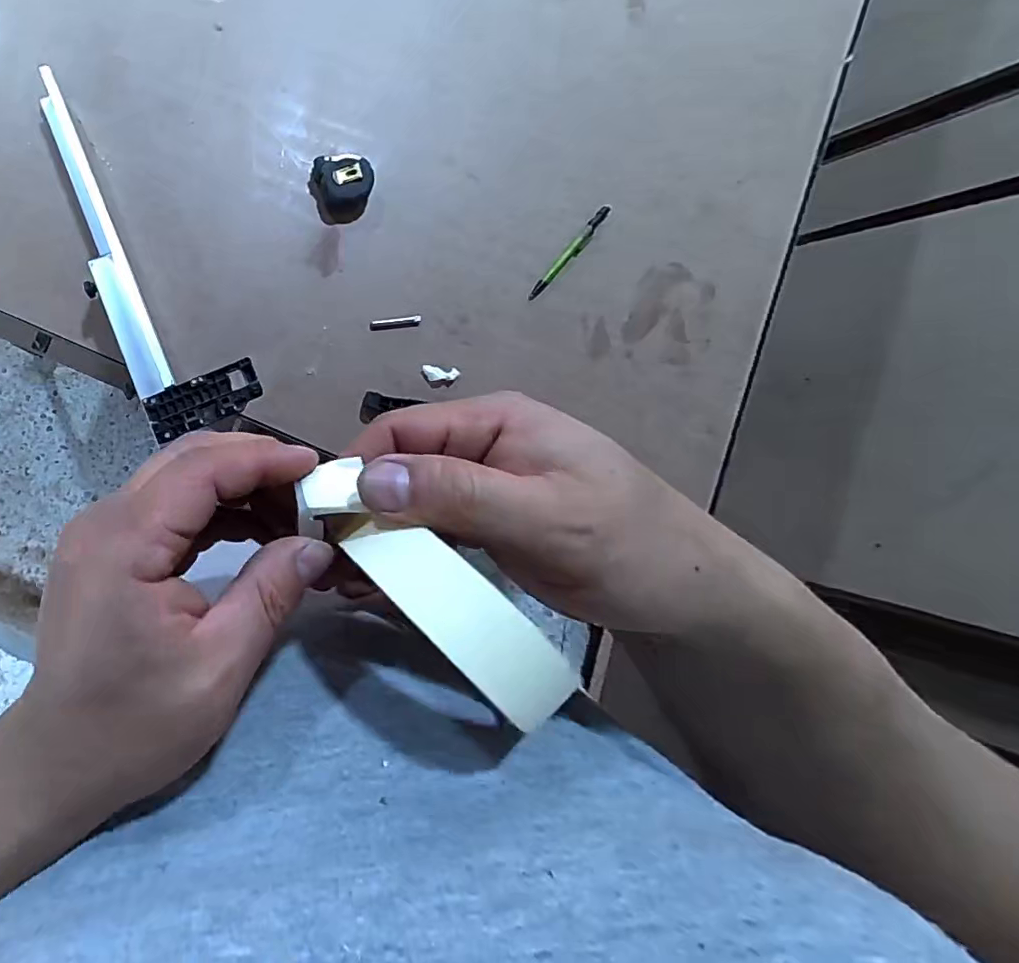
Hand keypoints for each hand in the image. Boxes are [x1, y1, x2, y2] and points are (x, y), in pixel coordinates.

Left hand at [11, 432, 334, 819]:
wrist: (59, 761)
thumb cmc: (135, 725)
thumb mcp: (218, 667)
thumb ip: (268, 594)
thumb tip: (314, 546)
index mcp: (124, 542)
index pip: (200, 469)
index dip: (262, 459)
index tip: (314, 465)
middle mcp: (102, 520)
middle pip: (184, 461)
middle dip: (250, 464)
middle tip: (307, 488)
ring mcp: (96, 532)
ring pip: (174, 479)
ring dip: (232, 485)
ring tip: (286, 514)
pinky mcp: (101, 549)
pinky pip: (162, 509)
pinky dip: (208, 510)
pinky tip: (248, 531)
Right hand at [342, 392, 747, 635]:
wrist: (691, 598)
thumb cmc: (627, 544)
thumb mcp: (542, 516)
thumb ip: (456, 493)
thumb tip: (369, 478)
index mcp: (494, 422)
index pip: (404, 430)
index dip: (359, 466)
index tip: (327, 516)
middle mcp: (480, 447)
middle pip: (400, 467)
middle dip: (361, 510)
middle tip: (330, 561)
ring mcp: (481, 488)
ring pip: (409, 504)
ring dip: (377, 537)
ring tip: (346, 580)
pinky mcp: (484, 525)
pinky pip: (429, 532)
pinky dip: (403, 554)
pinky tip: (381, 584)